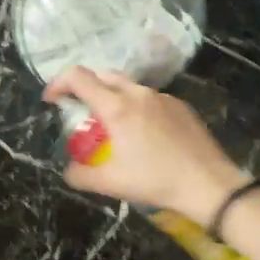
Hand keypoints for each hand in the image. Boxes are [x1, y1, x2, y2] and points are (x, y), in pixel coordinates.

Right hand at [42, 67, 246, 221]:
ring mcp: (162, 97)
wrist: (208, 184)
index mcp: (117, 107)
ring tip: (111, 126)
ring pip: (128, 87)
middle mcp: (138, 94)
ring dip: (111, 98)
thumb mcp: (110, 184)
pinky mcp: (180, 106)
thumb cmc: (155, 181)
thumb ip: (80, 175)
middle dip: (84, 87)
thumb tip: (68, 170)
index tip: (51, 100)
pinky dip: (136, 108)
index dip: (58, 83)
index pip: (79, 77)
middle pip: (102, 75)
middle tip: (79, 111)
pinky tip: (142, 135)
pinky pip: (149, 99)